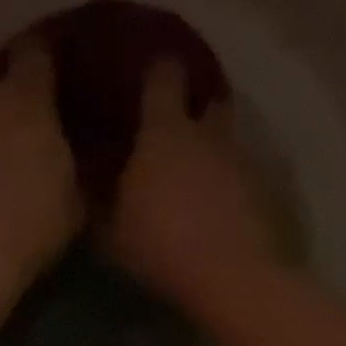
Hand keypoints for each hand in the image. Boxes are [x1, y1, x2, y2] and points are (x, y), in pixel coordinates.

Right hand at [107, 60, 275, 303]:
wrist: (230, 278)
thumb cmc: (161, 244)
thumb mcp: (111, 231)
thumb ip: (99, 200)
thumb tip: (86, 181)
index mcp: (164, 130)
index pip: (163, 76)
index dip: (155, 68)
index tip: (144, 69)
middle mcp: (206, 135)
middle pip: (207, 99)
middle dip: (194, 101)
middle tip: (174, 117)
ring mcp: (238, 162)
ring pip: (225, 138)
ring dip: (211, 144)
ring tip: (191, 164)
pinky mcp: (258, 193)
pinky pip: (237, 173)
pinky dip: (224, 178)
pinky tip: (211, 198)